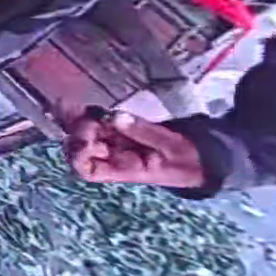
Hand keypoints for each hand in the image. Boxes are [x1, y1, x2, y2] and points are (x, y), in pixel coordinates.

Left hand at [65, 110, 206, 187]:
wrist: (202, 157)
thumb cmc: (189, 159)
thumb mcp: (173, 147)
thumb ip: (144, 132)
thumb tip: (116, 116)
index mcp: (124, 170)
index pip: (88, 171)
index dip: (78, 156)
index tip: (85, 138)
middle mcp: (112, 159)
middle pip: (81, 148)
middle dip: (76, 131)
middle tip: (82, 114)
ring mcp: (113, 144)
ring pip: (85, 133)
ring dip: (77, 120)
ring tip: (73, 105)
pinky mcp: (118, 131)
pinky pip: (97, 123)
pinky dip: (88, 114)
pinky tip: (83, 104)